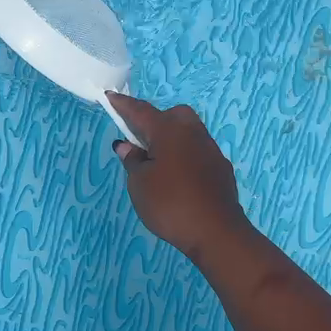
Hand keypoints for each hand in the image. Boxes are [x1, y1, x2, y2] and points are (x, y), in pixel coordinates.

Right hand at [105, 91, 251, 262]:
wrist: (216, 232)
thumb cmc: (170, 204)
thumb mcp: (139, 184)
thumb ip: (132, 161)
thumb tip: (128, 146)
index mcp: (169, 132)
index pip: (141, 111)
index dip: (123, 105)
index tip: (110, 97)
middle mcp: (192, 134)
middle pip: (173, 115)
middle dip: (155, 120)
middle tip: (140, 139)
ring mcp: (210, 150)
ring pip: (188, 132)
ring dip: (171, 138)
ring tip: (156, 161)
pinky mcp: (220, 168)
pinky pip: (197, 151)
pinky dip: (183, 155)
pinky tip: (177, 177)